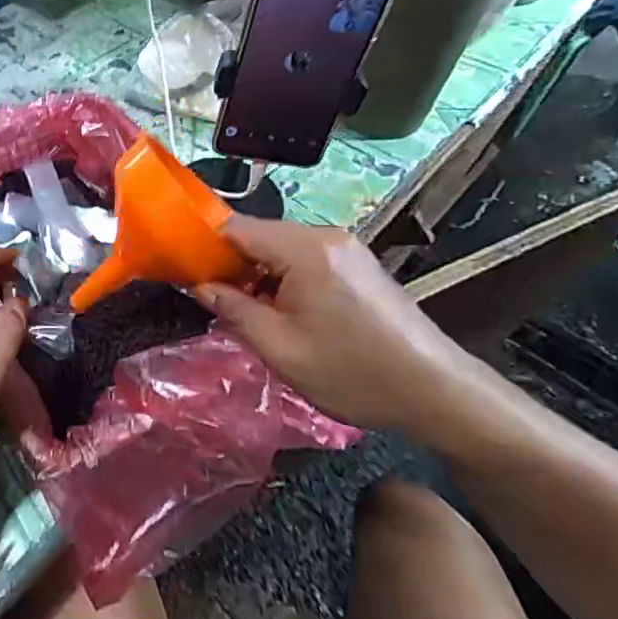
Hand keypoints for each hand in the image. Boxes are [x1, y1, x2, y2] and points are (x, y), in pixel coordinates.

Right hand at [194, 216, 477, 431]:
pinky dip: (283, 279)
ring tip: (246, 313)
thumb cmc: (353, 373)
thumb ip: (234, 310)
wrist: (436, 390)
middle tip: (212, 301)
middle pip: (259, 236)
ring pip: (280, 249)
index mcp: (305, 249)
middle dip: (231, 264)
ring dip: (257, 275)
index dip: (203, 244)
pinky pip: (304, 260)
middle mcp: (325, 236)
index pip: (236, 227)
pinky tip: (281, 312)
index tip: (181, 268)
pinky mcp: (356, 263)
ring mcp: (345, 248)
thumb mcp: (281, 349)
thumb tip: (199, 285)